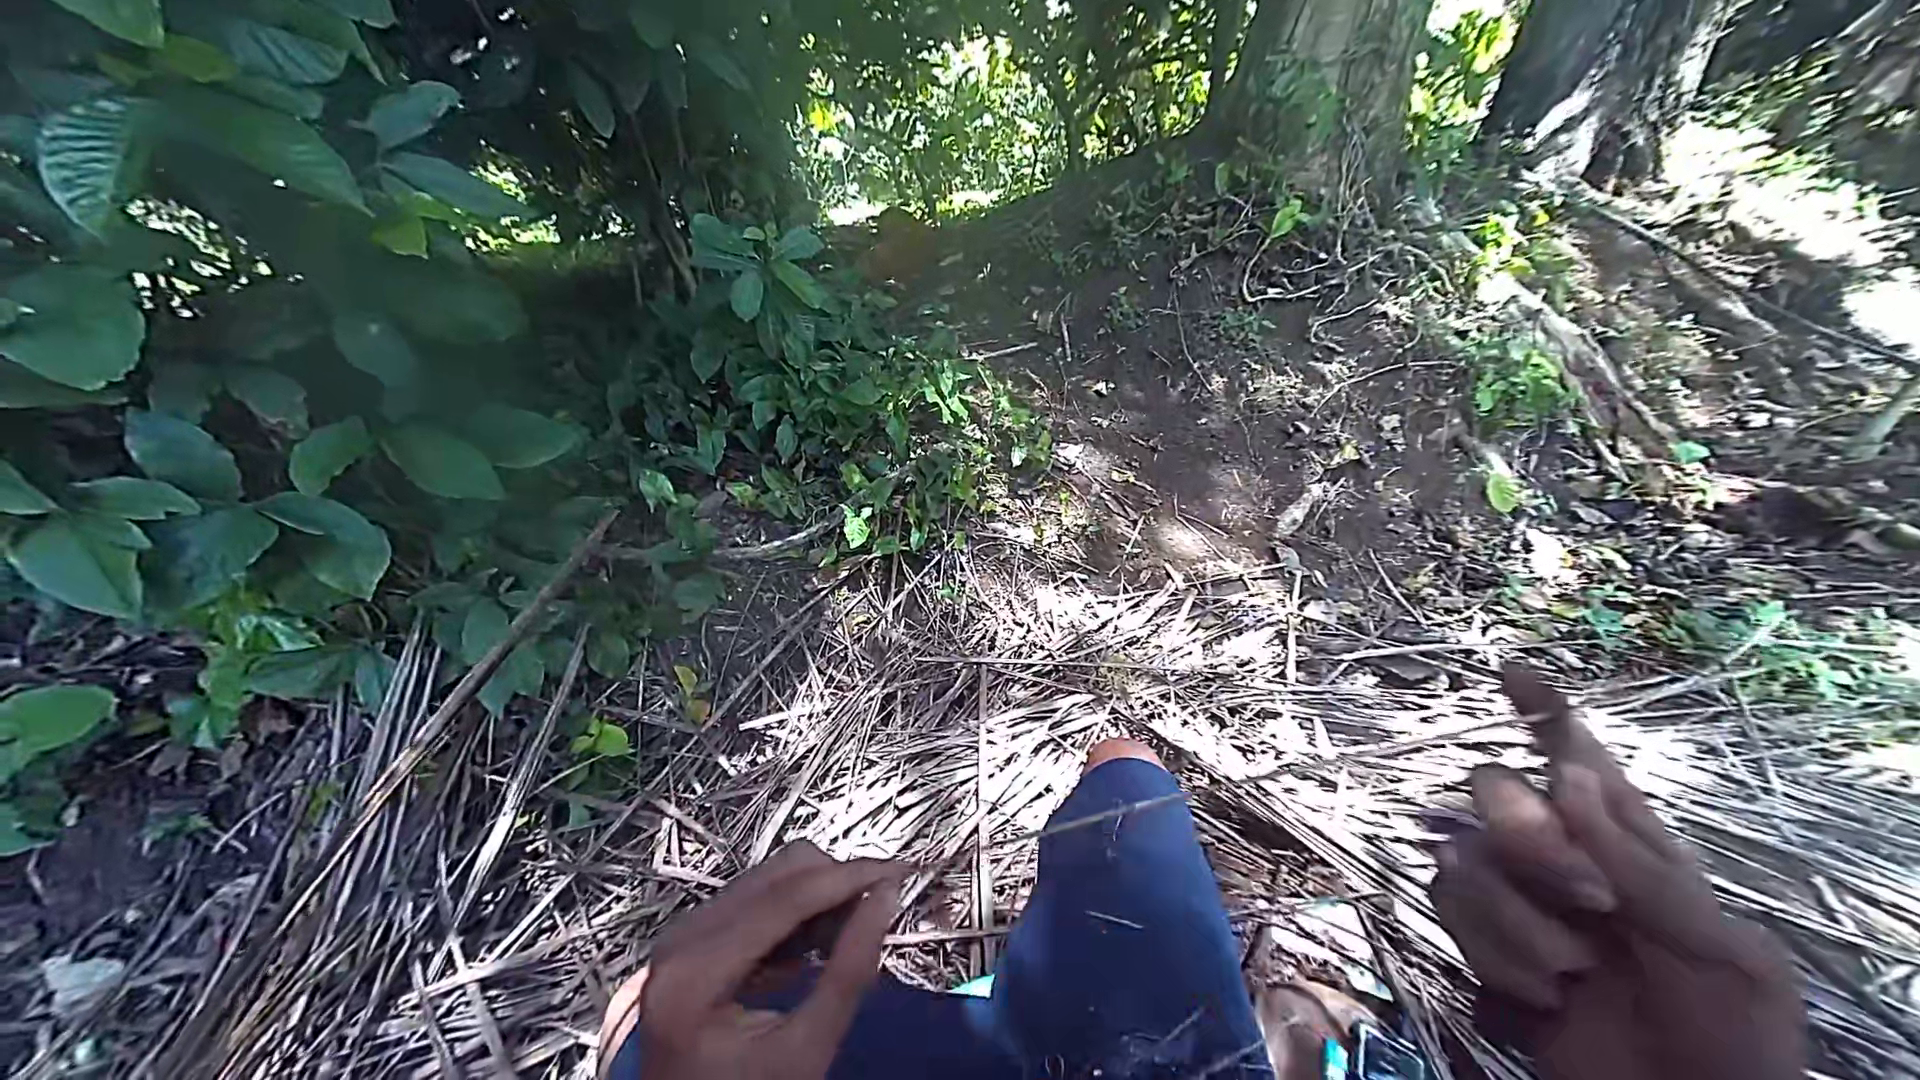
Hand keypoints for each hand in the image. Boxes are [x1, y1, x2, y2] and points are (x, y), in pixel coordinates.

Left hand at [598, 841, 905, 1079]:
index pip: (786, 899)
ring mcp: (684, 931)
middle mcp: (682, 937)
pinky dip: (797, 909)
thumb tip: (888, 893)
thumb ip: (849, 970)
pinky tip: (812, 949)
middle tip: (876, 912)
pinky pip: (758, 894)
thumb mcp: (806, 1052)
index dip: (848, 878)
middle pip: (779, 874)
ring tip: (844, 939)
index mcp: (697, 974)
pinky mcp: (694, 933)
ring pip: (772, 876)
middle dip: (837, 884)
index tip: (900, 871)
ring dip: (820, 894)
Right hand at [1431, 667, 1804, 1079]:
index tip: (1511, 672)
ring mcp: (1506, 886)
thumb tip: (1567, 776)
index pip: (1575, 753)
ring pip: (1462, 854)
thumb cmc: (1729, 1039)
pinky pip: (1446, 902)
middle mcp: (1552, 846)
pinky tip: (1541, 991)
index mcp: (1624, 839)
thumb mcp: (1723, 956)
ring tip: (1574, 972)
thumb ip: (1644, 865)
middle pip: (1494, 789)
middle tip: (1586, 899)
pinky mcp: (1472, 924)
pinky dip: (1495, 952)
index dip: (1540, 709)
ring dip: (1519, 923)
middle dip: (1530, 841)